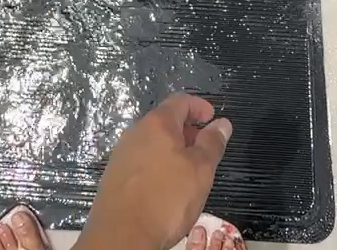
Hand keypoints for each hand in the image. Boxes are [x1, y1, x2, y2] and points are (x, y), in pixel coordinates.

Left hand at [78, 93, 232, 249]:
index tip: (213, 118)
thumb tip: (222, 123)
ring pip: (152, 142)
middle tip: (204, 148)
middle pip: (165, 120)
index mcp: (158, 123)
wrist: (121, 236)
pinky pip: (141, 160)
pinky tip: (164, 187)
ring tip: (187, 171)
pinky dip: (157, 164)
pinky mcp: (114, 175)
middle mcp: (136, 131)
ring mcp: (122, 153)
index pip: (181, 101)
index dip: (200, 106)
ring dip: (171, 149)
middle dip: (187, 130)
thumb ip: (212, 144)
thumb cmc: (166, 198)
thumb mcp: (200, 170)